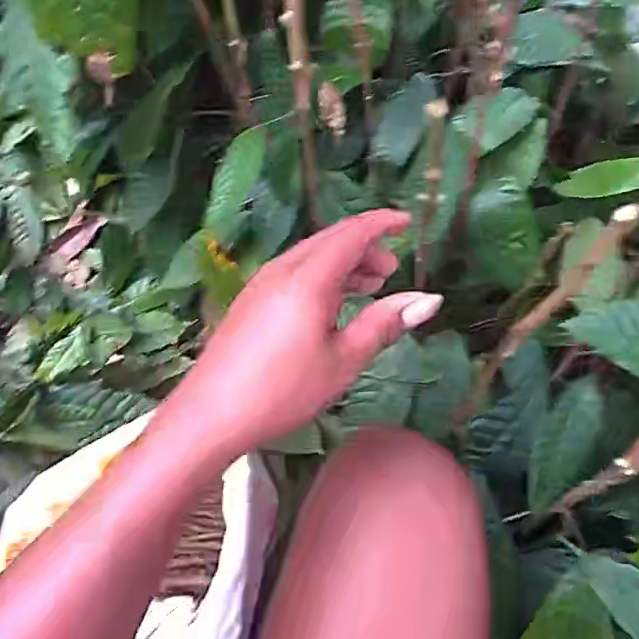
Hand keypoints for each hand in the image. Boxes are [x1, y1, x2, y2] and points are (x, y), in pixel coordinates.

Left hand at [154, 210, 441, 459]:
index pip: (352, 233)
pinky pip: (296, 270)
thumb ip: (384, 323)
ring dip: (345, 261)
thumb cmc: (284, 390)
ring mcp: (263, 282)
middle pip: (332, 239)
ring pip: (313, 254)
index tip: (408, 222)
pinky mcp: (252, 298)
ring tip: (370, 286)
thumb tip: (428, 300)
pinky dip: (324, 274)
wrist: (210, 416)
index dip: (383, 222)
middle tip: (391, 271)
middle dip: (366, 246)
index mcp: (309, 278)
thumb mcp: (344, 360)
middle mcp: (284, 269)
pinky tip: (333, 302)